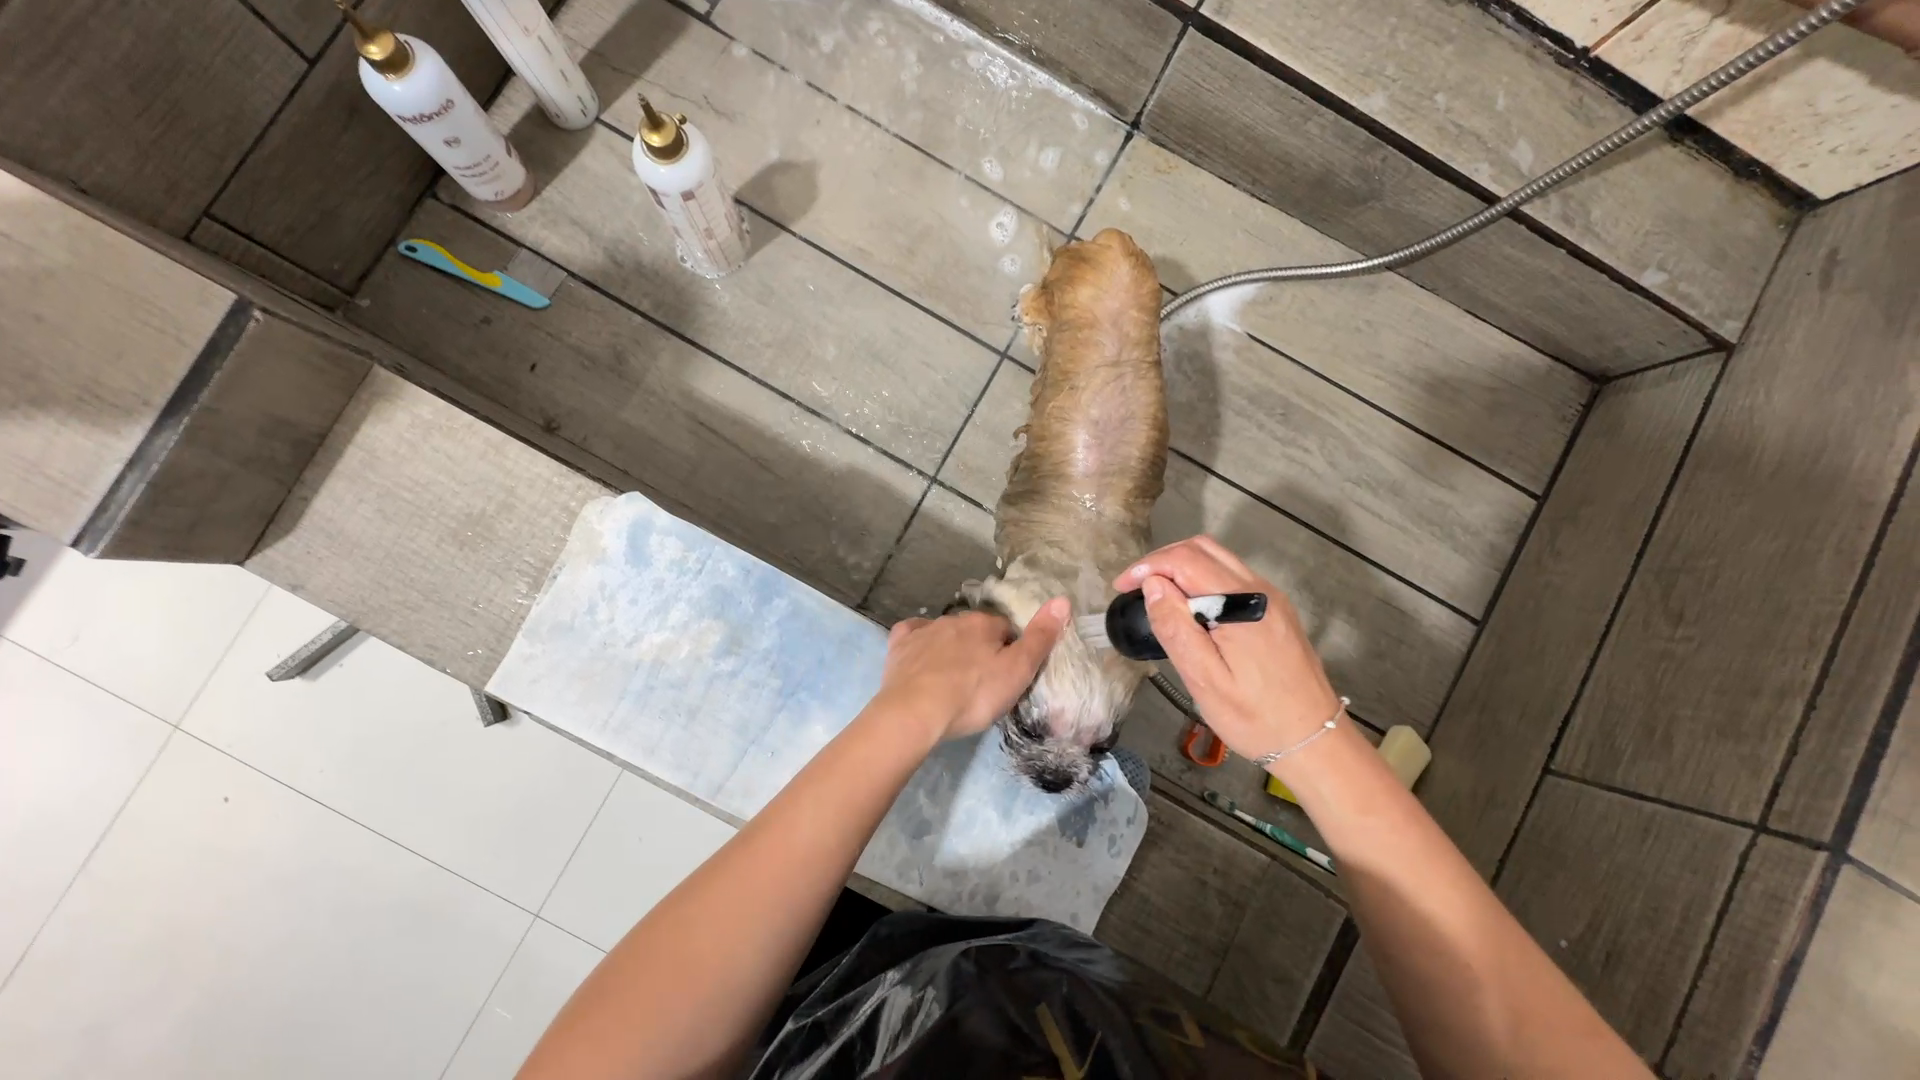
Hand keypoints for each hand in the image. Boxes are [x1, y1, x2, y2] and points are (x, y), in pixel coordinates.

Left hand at [871, 598, 1068, 743]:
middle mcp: (953, 619)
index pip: (1006, 630)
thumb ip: (1040, 638)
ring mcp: (923, 631)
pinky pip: (912, 636)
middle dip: (980, 649)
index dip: (1010, 651)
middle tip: (982, 682)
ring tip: (953, 680)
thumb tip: (1062, 600)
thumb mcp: (1018, 671)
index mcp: (984, 624)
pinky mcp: (899, 646)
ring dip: (952, 649)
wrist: (915, 712)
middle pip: (974, 631)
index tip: (1008, 675)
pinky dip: (919, 644)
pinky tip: (920, 659)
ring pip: (945, 634)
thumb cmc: (973, 695)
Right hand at [1114, 536, 1342, 761]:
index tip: (1121, 588)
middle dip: (1162, 560)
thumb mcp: (1205, 679)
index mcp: (1242, 604)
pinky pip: (1232, 578)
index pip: (1186, 560)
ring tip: (1156, 596)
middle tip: (1135, 588)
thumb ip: (1176, 628)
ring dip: (1182, 567)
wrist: (1313, 740)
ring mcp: (1271, 599)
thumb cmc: (1255, 717)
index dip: (1148, 566)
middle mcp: (1259, 590)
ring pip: (1219, 559)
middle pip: (1203, 549)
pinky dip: (1201, 580)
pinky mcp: (1275, 611)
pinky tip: (1188, 609)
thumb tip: (1153, 585)